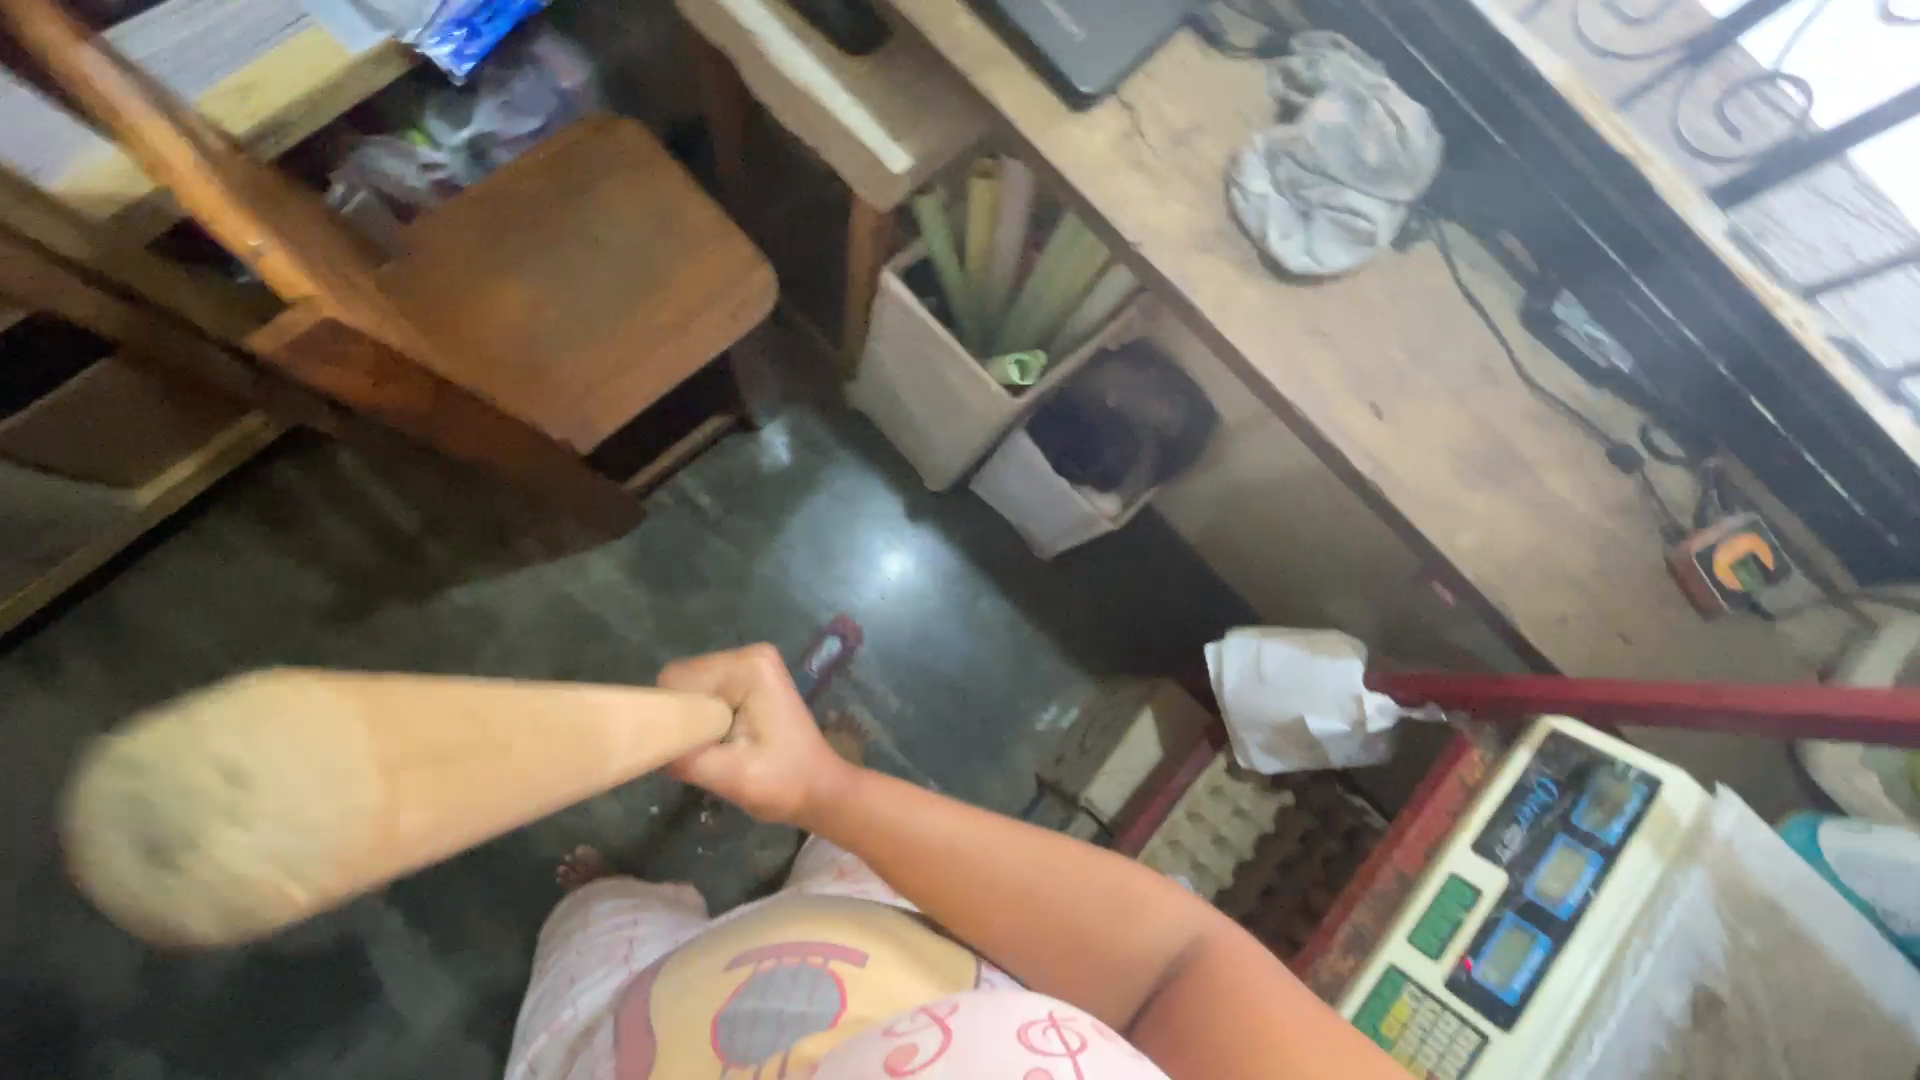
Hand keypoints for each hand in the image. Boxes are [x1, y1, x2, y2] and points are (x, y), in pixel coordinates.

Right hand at [656, 644, 853, 827]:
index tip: (683, 748)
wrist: (819, 789)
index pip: (677, 680)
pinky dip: (703, 718)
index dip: (671, 716)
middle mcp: (750, 654)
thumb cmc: (783, 783)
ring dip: (692, 720)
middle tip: (703, 752)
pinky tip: (720, 741)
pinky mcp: (749, 680)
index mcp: (749, 666)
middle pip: (682, 679)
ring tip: (714, 749)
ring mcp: (751, 664)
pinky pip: (705, 693)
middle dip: (682, 717)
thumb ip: (685, 757)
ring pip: (689, 688)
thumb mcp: (730, 777)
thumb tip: (644, 745)